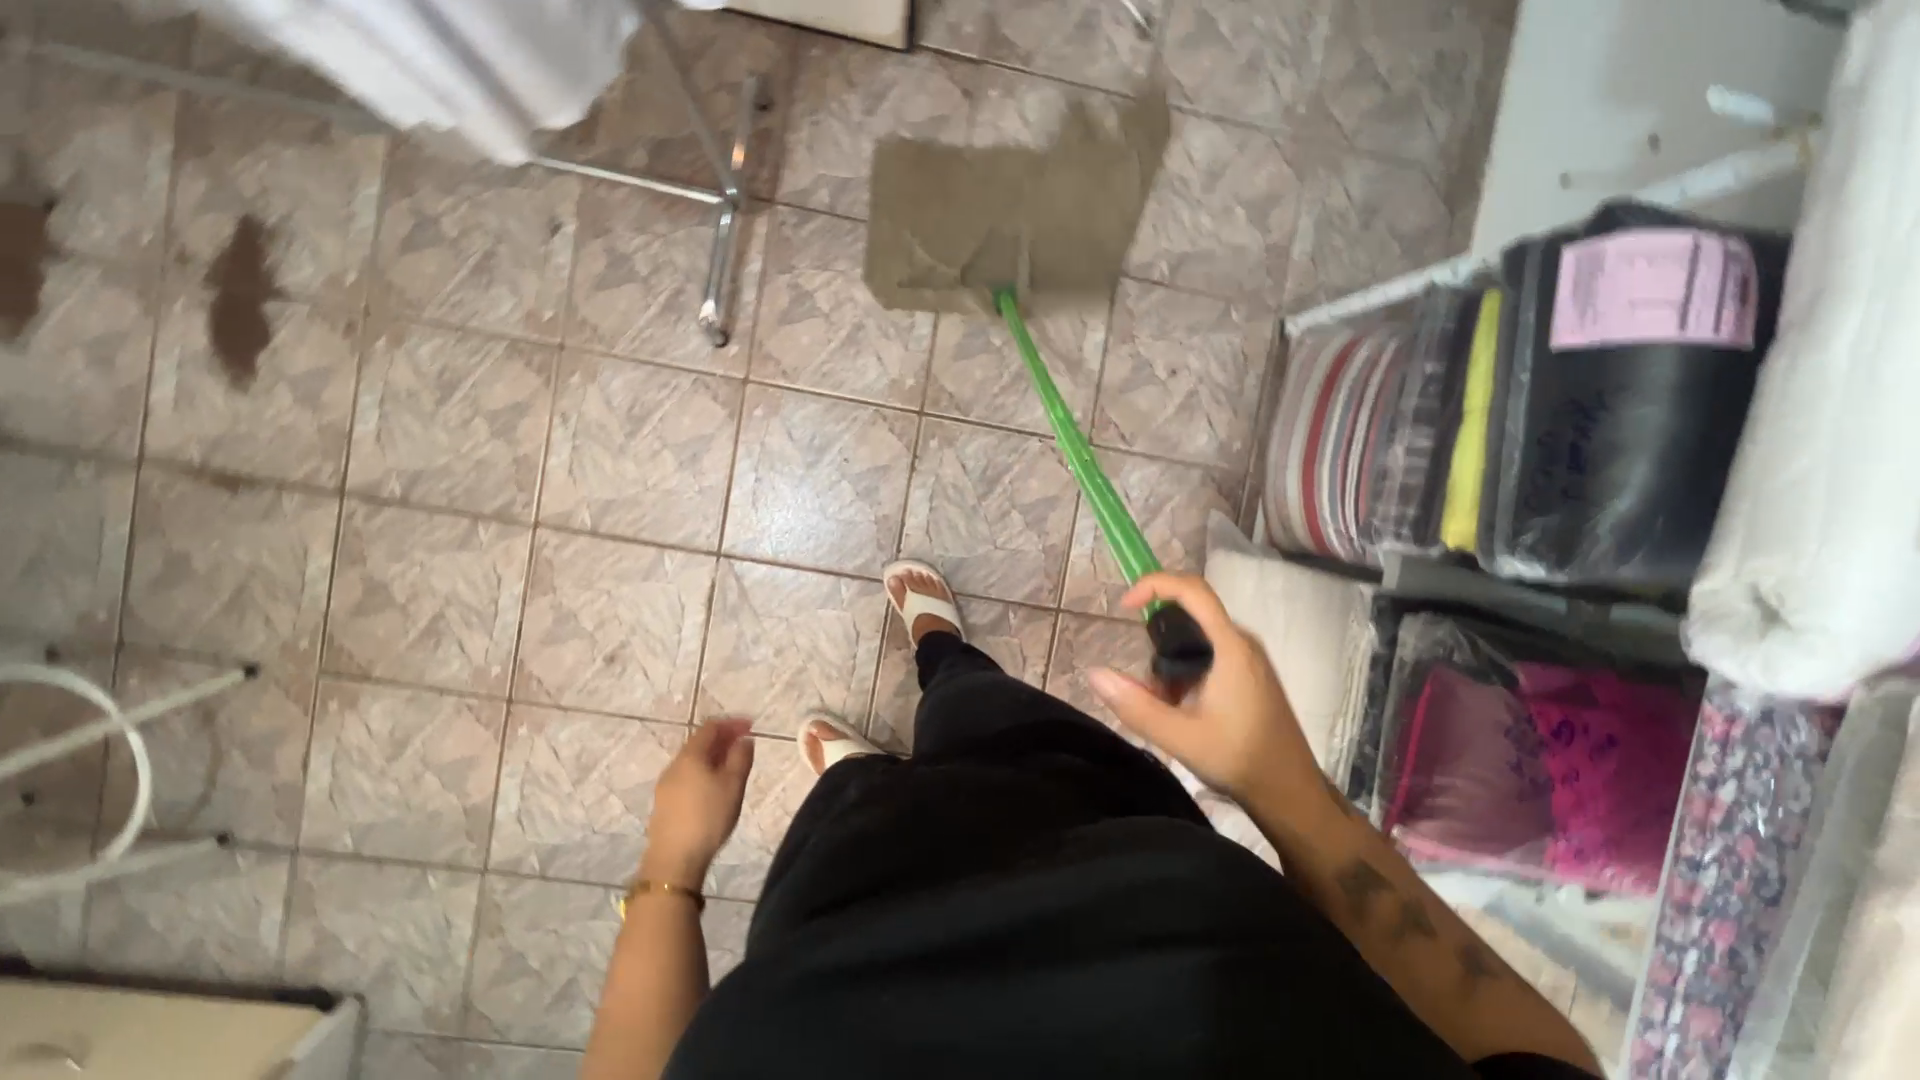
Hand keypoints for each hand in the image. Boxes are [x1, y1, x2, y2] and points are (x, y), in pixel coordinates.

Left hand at [642, 718, 755, 889]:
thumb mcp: (733, 785)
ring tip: (733, 766)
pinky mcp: (664, 803)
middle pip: (699, 742)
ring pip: (692, 761)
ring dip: (713, 757)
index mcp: (691, 756)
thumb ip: (740, 758)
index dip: (732, 723)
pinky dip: (704, 771)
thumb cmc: (708, 817)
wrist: (674, 859)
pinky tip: (714, 787)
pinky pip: (687, 776)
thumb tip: (744, 740)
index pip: (711, 727)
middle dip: (723, 739)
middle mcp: (674, 765)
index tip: (752, 726)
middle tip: (744, 745)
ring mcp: (666, 785)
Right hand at [1087, 573, 1327, 814]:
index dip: (1155, 584)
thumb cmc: (1240, 759)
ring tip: (1167, 710)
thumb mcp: (1179, 737)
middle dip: (1157, 645)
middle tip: (1149, 690)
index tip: (1124, 606)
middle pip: (1188, 618)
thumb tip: (1094, 674)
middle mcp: (1242, 643)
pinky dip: (1185, 675)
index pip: (1193, 591)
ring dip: (1170, 666)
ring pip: (1195, 642)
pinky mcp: (1248, 675)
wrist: (1290, 791)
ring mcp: (1248, 659)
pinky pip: (1207, 657)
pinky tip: (1184, 713)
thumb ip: (1135, 705)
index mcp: (1231, 648)